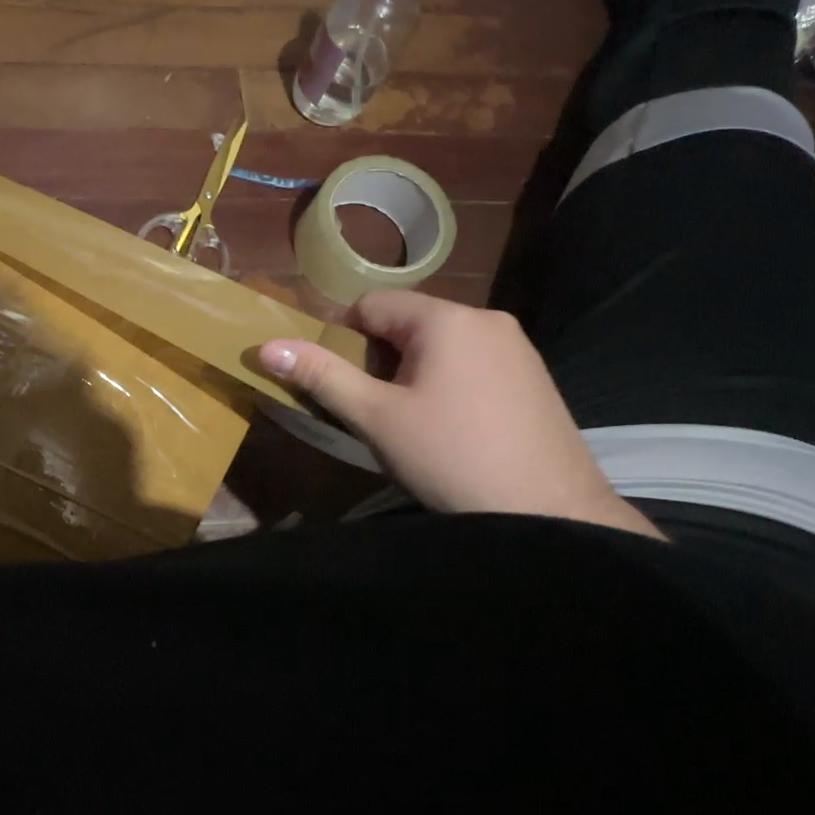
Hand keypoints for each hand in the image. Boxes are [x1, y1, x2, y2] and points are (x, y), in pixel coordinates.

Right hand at [260, 291, 662, 539]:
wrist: (548, 509)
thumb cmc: (451, 457)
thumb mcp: (376, 418)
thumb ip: (322, 376)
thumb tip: (266, 347)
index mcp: (446, 319)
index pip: (371, 305)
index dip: (341, 339)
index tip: (338, 384)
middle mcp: (486, 318)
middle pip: (407, 323)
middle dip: (378, 359)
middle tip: (372, 411)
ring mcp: (517, 346)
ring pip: (440, 345)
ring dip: (411, 373)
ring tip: (410, 424)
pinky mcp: (533, 375)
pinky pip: (472, 362)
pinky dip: (447, 383)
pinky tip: (451, 429)